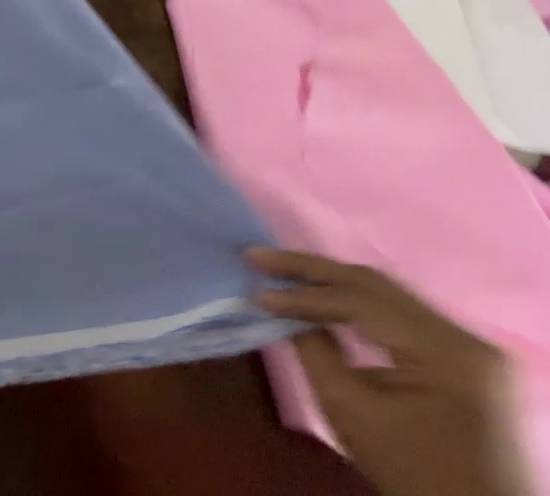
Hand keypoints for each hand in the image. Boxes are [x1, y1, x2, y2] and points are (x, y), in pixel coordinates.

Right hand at [249, 248, 533, 495]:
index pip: (362, 302)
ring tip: (279, 271)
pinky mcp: (463, 357)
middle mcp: (466, 338)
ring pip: (387, 295)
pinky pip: (400, 314)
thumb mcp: (348, 406)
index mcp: (446, 351)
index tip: (254, 294)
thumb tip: (281, 309)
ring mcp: (469, 346)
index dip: (302, 295)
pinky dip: (355, 302)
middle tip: (257, 258)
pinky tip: (321, 296)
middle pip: (377, 287)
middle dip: (312, 270)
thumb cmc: (408, 465)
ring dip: (330, 282)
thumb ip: (313, 347)